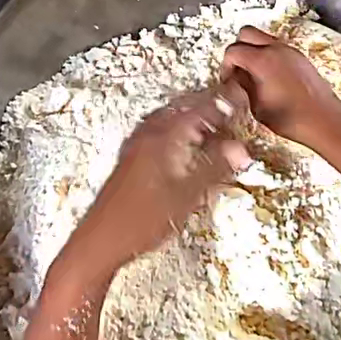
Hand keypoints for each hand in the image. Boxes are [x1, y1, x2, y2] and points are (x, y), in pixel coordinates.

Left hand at [61, 82, 250, 281]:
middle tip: (227, 110)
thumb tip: (240, 149)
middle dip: (206, 106)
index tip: (239, 98)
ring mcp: (136, 144)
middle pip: (182, 109)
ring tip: (208, 124)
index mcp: (164, 136)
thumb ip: (215, 168)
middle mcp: (148, 133)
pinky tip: (180, 144)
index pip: (199, 110)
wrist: (100, 241)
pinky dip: (174, 128)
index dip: (221, 103)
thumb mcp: (188, 195)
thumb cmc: (144, 219)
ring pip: (167, 118)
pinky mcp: (130, 158)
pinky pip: (157, 129)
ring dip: (188, 116)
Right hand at [221, 26, 340, 152]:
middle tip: (237, 69)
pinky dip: (268, 55)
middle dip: (237, 49)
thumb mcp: (257, 106)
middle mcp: (276, 49)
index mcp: (262, 60)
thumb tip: (236, 76)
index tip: (227, 80)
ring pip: (263, 38)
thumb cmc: (291, 118)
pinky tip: (270, 78)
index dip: (226, 65)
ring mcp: (290, 51)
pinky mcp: (300, 57)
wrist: (325, 120)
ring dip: (253, 50)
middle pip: (246, 33)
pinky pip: (277, 47)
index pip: (233, 50)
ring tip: (253, 74)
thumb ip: (243, 85)